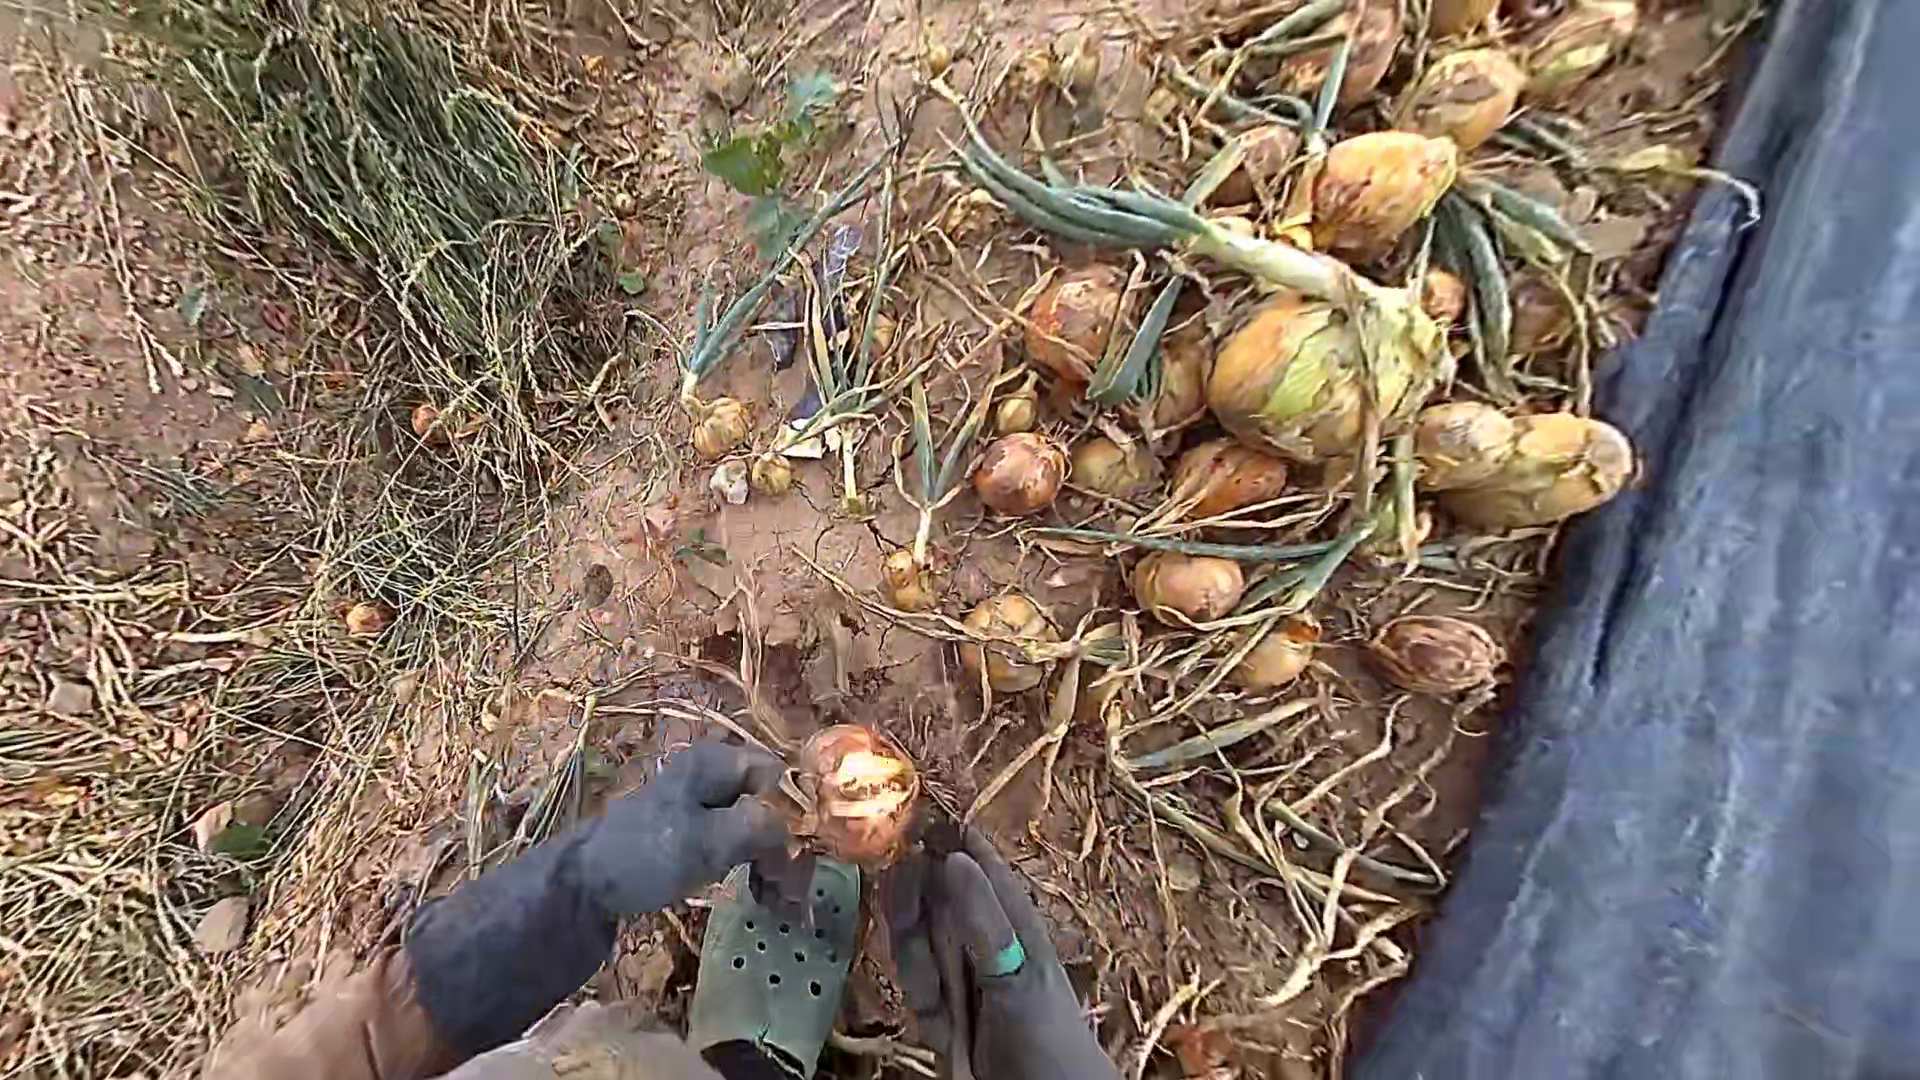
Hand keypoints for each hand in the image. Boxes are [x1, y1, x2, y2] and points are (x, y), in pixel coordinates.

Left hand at [408, 740, 790, 1058]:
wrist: (579, 890)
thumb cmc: (646, 853)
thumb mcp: (709, 839)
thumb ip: (762, 828)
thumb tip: (799, 836)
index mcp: (718, 761)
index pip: (776, 774)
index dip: (792, 810)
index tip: (798, 852)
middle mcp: (715, 774)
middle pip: (769, 800)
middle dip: (785, 841)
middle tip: (792, 886)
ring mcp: (704, 803)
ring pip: (757, 822)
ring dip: (772, 857)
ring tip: (778, 897)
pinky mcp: (695, 830)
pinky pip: (738, 839)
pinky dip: (753, 862)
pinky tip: (760, 890)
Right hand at [882, 829, 1119, 1079]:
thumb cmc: (1046, 1033)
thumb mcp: (1017, 970)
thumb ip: (983, 917)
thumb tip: (952, 855)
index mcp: (1006, 907)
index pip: (970, 855)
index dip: (939, 838)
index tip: (908, 833)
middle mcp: (978, 927)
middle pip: (932, 892)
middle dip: (914, 910)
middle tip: (909, 928)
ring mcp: (959, 964)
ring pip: (917, 938)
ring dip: (919, 967)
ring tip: (939, 1002)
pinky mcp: (942, 1001)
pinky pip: (916, 983)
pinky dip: (923, 1003)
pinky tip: (944, 1029)